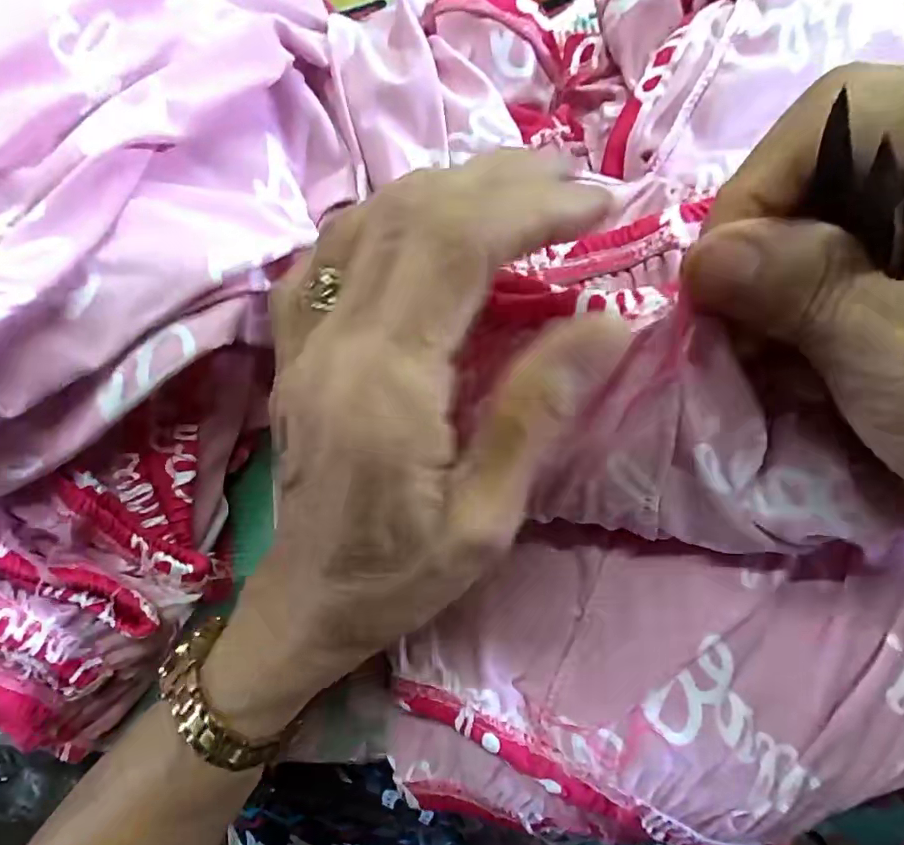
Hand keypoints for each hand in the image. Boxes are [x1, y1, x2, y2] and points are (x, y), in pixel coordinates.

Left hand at [203, 151, 628, 732]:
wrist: (307, 602)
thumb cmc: (396, 579)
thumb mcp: (483, 522)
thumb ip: (535, 416)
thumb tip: (612, 320)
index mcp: (386, 387)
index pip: (453, 248)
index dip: (531, 206)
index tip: (601, 205)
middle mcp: (333, 348)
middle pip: (409, 217)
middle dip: (498, 182)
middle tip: (570, 186)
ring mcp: (301, 348)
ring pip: (363, 225)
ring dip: (442, 191)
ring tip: (512, 193)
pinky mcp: (290, 358)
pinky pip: (323, 262)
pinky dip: (377, 224)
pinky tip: (417, 228)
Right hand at [682, 64, 903, 555]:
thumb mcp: (893, 358)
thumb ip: (798, 292)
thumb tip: (700, 257)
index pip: (847, 109)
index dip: (758, 188)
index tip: (719, 278)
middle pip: (839, 152)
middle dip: (768, 240)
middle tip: (740, 321)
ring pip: (840, 199)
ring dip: (785, 272)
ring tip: (773, 341)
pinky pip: (864, 236)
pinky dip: (815, 288)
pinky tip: (809, 338)